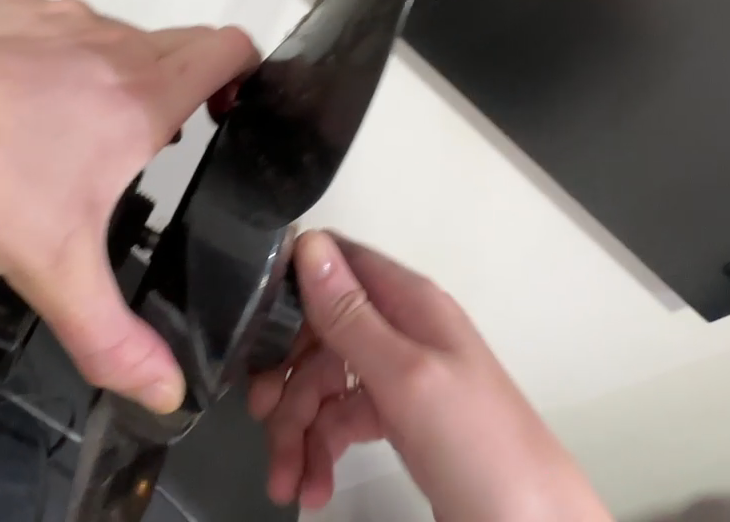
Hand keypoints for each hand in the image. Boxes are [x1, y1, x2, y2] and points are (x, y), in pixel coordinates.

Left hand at [0, 0, 257, 412]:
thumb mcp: (53, 271)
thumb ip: (115, 338)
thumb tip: (166, 392)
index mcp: (140, 95)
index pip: (229, 49)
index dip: (246, 75)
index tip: (227, 115)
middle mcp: (109, 43)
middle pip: (181, 43)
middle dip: (185, 87)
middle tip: (150, 147)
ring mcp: (57, 17)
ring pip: (118, 36)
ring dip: (121, 72)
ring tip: (75, 130)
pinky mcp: (11, 9)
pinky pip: (61, 26)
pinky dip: (62, 54)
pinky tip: (16, 98)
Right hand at [249, 231, 611, 520]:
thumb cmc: (479, 448)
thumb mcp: (407, 378)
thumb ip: (352, 315)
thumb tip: (307, 242)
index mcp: (409, 303)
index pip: (339, 264)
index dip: (293, 286)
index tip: (251, 324)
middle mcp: (403, 330)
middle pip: (323, 331)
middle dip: (287, 376)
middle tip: (260, 418)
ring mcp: (403, 377)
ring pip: (328, 381)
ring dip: (298, 426)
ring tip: (286, 481)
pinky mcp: (402, 420)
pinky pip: (345, 419)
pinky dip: (322, 449)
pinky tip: (311, 487)